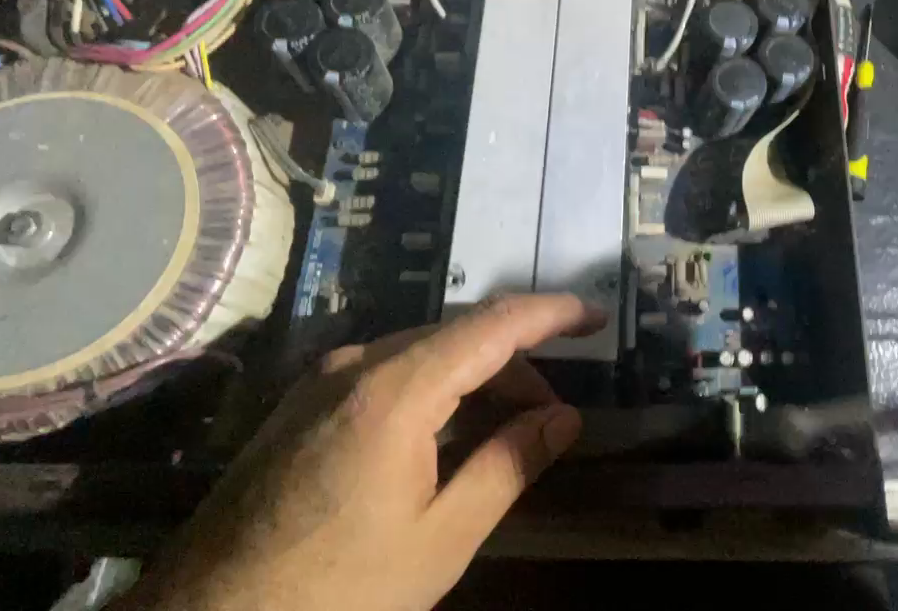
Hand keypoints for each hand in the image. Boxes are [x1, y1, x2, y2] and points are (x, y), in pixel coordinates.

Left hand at [120, 295, 602, 610]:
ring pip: (421, 353)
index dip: (552, 314)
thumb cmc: (332, 592)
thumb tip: (565, 418)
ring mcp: (322, 381)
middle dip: (516, 363)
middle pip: (459, 336)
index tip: (596, 316)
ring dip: (473, 379)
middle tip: (552, 414)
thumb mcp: (439, 539)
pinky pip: (385, 374)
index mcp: (397, 387)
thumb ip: (509, 466)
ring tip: (505, 432)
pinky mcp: (300, 406)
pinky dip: (432, 391)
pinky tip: (443, 436)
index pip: (494, 324)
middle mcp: (358, 363)